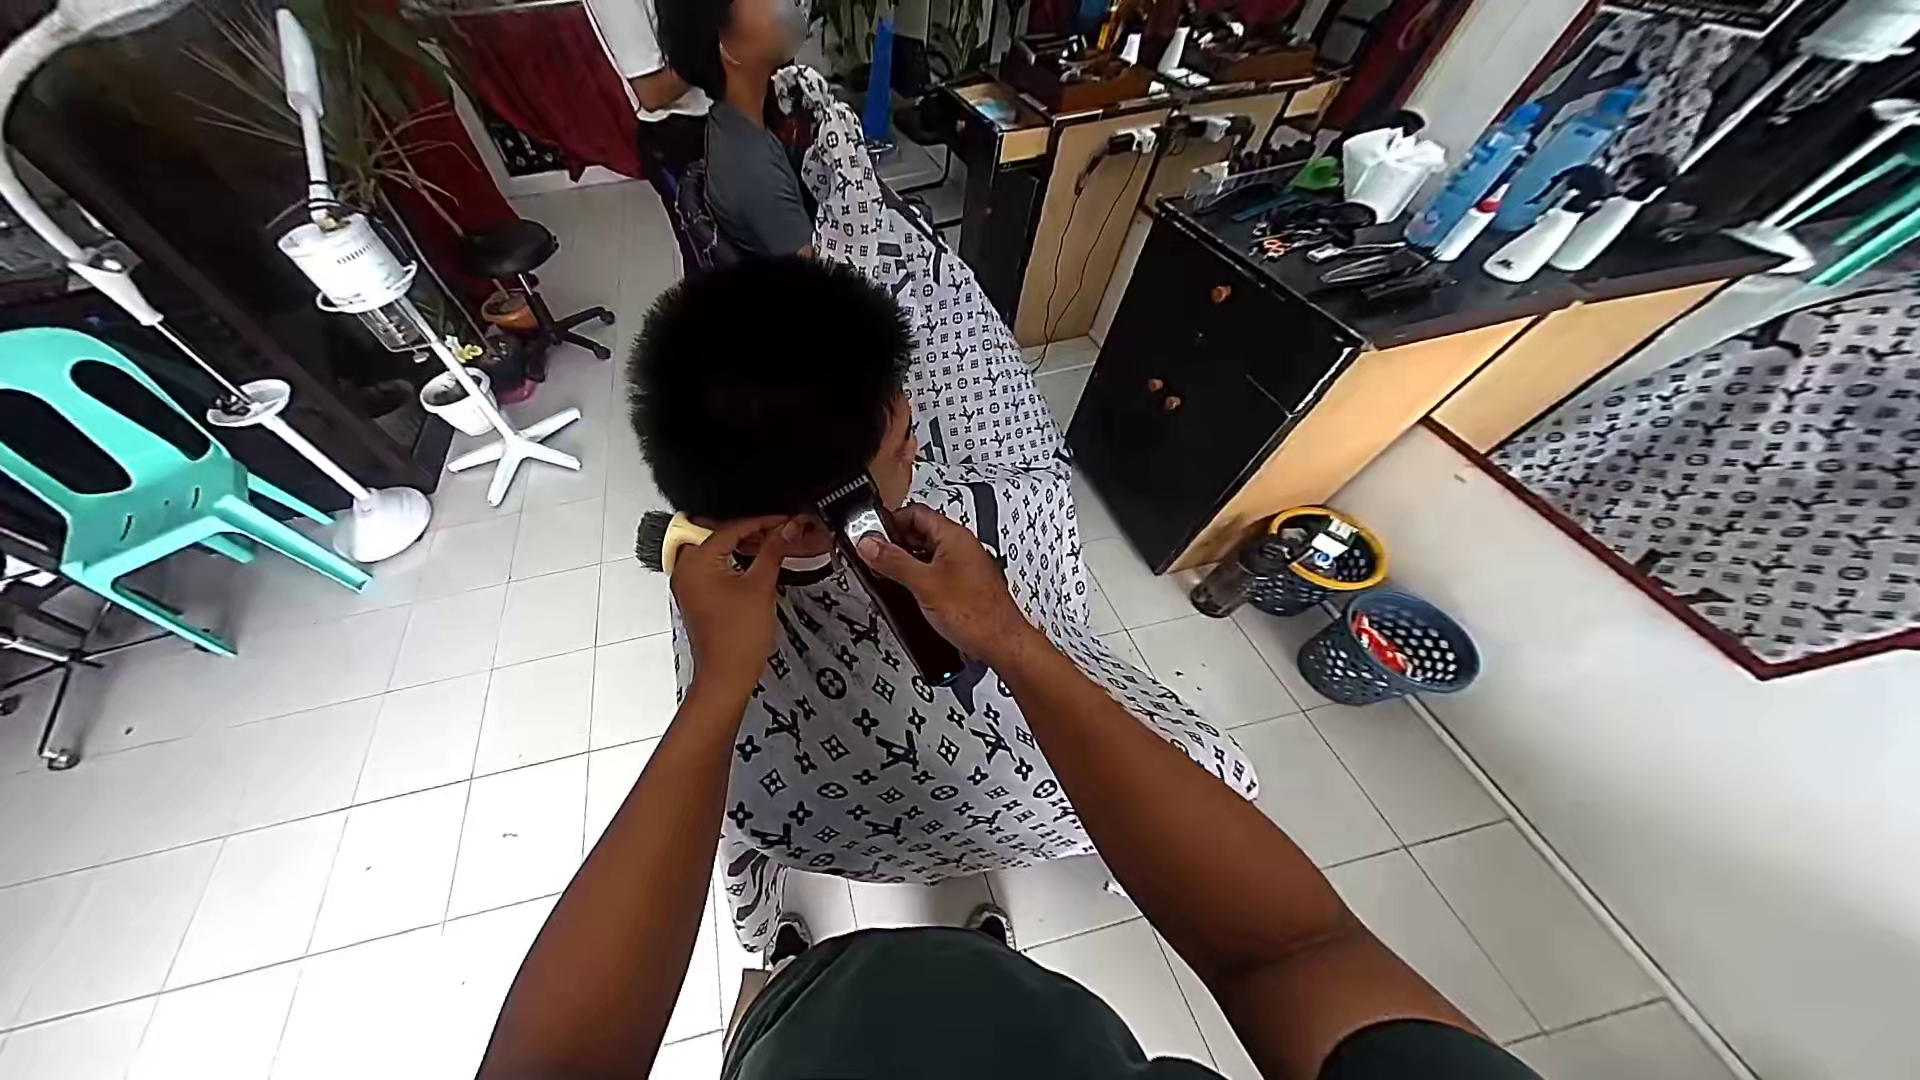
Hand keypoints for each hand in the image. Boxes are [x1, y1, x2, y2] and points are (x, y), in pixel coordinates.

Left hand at [672, 516, 796, 699]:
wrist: (728, 673)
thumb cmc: (738, 637)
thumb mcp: (761, 585)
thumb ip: (774, 550)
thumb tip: (786, 529)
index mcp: (697, 562)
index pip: (731, 528)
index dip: (763, 522)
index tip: (785, 521)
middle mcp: (686, 569)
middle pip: (717, 533)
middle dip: (749, 528)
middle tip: (777, 528)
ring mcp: (689, 582)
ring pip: (714, 547)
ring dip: (741, 542)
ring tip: (770, 541)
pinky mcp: (697, 593)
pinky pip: (712, 564)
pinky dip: (732, 557)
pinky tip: (755, 559)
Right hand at [854, 503, 1044, 665]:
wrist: (1000, 643)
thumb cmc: (976, 615)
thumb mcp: (923, 584)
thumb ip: (893, 561)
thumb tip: (870, 545)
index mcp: (954, 536)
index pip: (915, 512)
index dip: (890, 522)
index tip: (872, 536)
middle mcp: (962, 546)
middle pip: (919, 532)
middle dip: (895, 544)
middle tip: (877, 558)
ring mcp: (965, 565)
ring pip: (927, 553)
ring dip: (907, 562)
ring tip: (890, 577)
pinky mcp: (964, 584)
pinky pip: (936, 571)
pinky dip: (920, 578)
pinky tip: (911, 593)